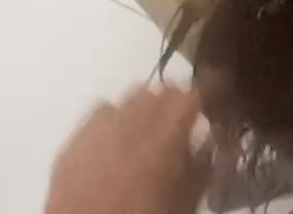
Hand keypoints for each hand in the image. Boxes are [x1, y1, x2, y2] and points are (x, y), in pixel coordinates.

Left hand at [46, 85, 205, 213]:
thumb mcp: (186, 203)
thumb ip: (203, 166)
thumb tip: (210, 141)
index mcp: (167, 132)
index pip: (195, 92)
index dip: (210, 92)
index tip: (218, 100)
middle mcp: (134, 117)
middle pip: (163, 89)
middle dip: (176, 102)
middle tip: (183, 126)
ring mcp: (101, 124)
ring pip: (133, 95)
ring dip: (146, 108)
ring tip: (149, 134)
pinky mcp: (74, 139)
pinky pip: (102, 112)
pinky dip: (115, 120)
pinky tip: (117, 142)